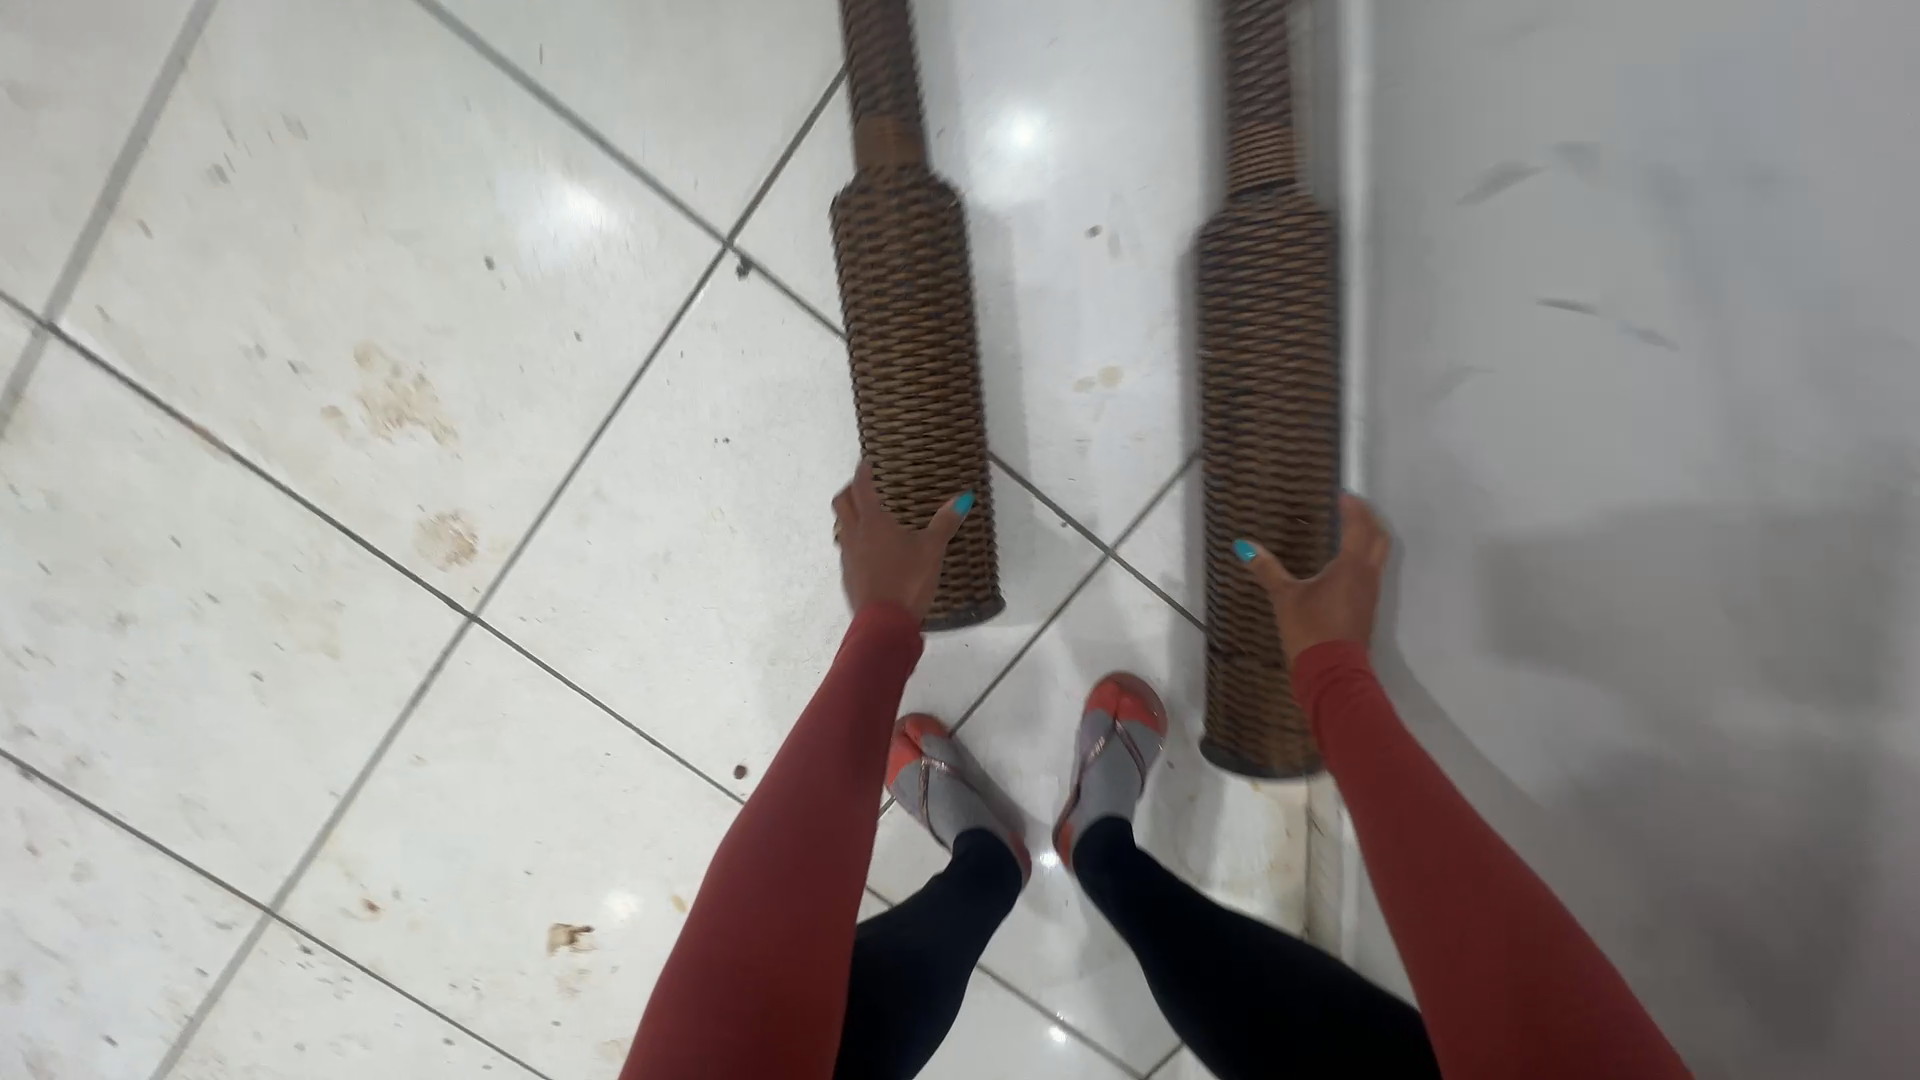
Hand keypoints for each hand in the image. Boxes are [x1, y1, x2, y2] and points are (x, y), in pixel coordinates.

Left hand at [832, 461, 972, 621]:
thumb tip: (963, 499)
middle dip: (850, 490)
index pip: (862, 488)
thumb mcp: (932, 550)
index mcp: (873, 522)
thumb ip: (945, 523)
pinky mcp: (849, 577)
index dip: (863, 472)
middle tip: (862, 486)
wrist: (884, 623)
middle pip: (842, 503)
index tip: (865, 462)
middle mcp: (854, 535)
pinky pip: (847, 550)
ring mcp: (848, 557)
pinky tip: (871, 552)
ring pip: (842, 527)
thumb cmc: (908, 580)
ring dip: (850, 517)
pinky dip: (856, 542)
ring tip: (867, 518)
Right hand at [1236, 494, 1392, 663]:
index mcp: (1351, 566)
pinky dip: (1362, 556)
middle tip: (1349, 508)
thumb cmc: (1310, 629)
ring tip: (1347, 529)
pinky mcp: (1366, 607)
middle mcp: (1367, 575)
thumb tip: (1244, 546)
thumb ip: (1267, 570)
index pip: (1359, 526)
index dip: (1352, 507)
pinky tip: (1342, 563)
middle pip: (1379, 537)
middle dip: (1368, 519)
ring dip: (1368, 537)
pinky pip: (1370, 571)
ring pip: (1378, 555)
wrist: (1331, 671)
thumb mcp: (1285, 597)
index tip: (1341, 494)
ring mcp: (1369, 592)